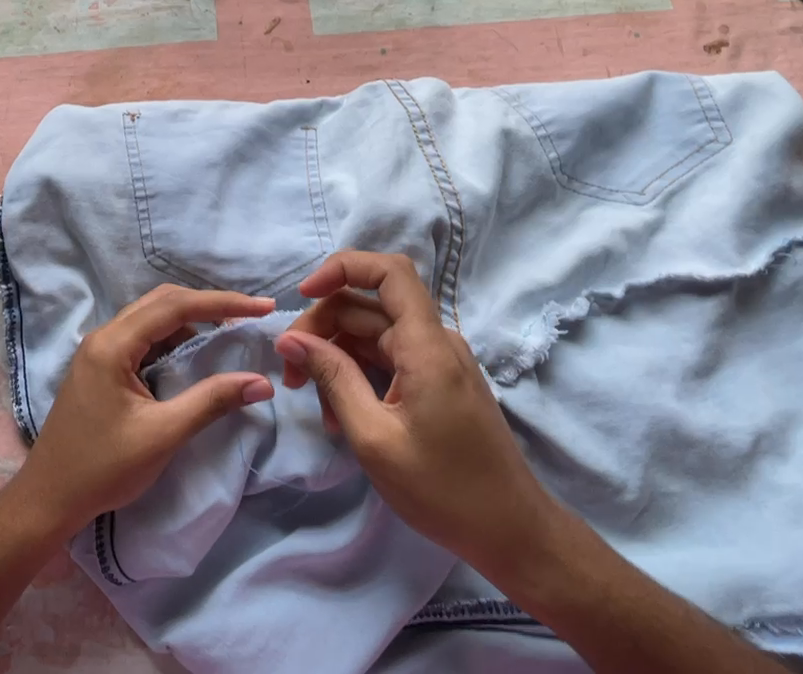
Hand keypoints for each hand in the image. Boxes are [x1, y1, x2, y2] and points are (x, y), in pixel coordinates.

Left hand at [12, 284, 276, 534]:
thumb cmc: (103, 468)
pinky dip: (173, 342)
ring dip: (190, 324)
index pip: (174, 306)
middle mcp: (103, 337)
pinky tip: (193, 361)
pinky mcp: (101, 367)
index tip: (262, 307)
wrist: (50, 496)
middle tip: (249, 316)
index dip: (222, 303)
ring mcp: (99, 351)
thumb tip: (261, 382)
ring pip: (152, 320)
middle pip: (161, 302)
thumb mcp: (163, 435)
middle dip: (208, 306)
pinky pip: (143, 340)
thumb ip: (211, 402)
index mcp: (112, 345)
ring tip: (228, 339)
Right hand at [274, 251, 559, 574]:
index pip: (390, 272)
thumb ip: (332, 378)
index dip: (342, 268)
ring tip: (312, 403)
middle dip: (321, 329)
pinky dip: (355, 376)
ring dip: (334, 359)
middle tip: (290, 371)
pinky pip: (385, 360)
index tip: (302, 295)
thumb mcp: (374, 437)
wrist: (512, 534)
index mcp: (428, 347)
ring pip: (370, 335)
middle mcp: (435, 342)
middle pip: (366, 306)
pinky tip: (338, 415)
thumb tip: (290, 339)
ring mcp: (437, 362)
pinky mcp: (435, 382)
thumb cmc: (443, 490)